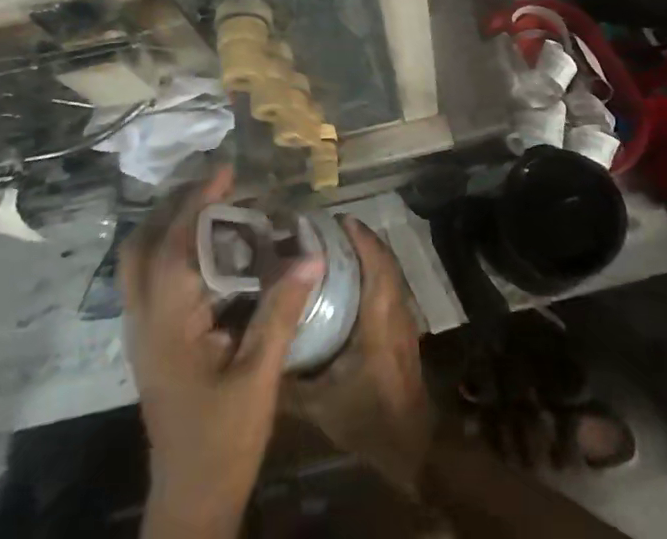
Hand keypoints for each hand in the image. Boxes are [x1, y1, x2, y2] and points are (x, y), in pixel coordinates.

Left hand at [121, 167, 324, 535]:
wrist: (191, 495)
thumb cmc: (224, 438)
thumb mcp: (259, 374)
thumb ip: (281, 311)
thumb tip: (310, 256)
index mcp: (167, 322)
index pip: (176, 245)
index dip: (199, 203)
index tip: (226, 171)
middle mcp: (144, 319)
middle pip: (142, 246)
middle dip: (174, 207)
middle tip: (217, 188)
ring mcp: (141, 333)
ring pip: (141, 263)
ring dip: (172, 228)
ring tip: (215, 210)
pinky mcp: (151, 343)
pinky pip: (152, 281)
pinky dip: (175, 253)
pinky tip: (211, 256)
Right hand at [288, 217, 435, 494]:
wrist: (411, 446)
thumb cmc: (367, 420)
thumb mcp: (319, 404)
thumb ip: (288, 380)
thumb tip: (255, 353)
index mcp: (379, 322)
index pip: (377, 267)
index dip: (362, 240)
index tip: (338, 220)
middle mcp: (396, 314)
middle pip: (386, 263)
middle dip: (361, 240)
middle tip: (328, 229)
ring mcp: (404, 323)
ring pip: (391, 275)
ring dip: (369, 255)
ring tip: (336, 246)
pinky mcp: (404, 332)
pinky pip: (390, 288)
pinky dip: (373, 273)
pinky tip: (350, 279)